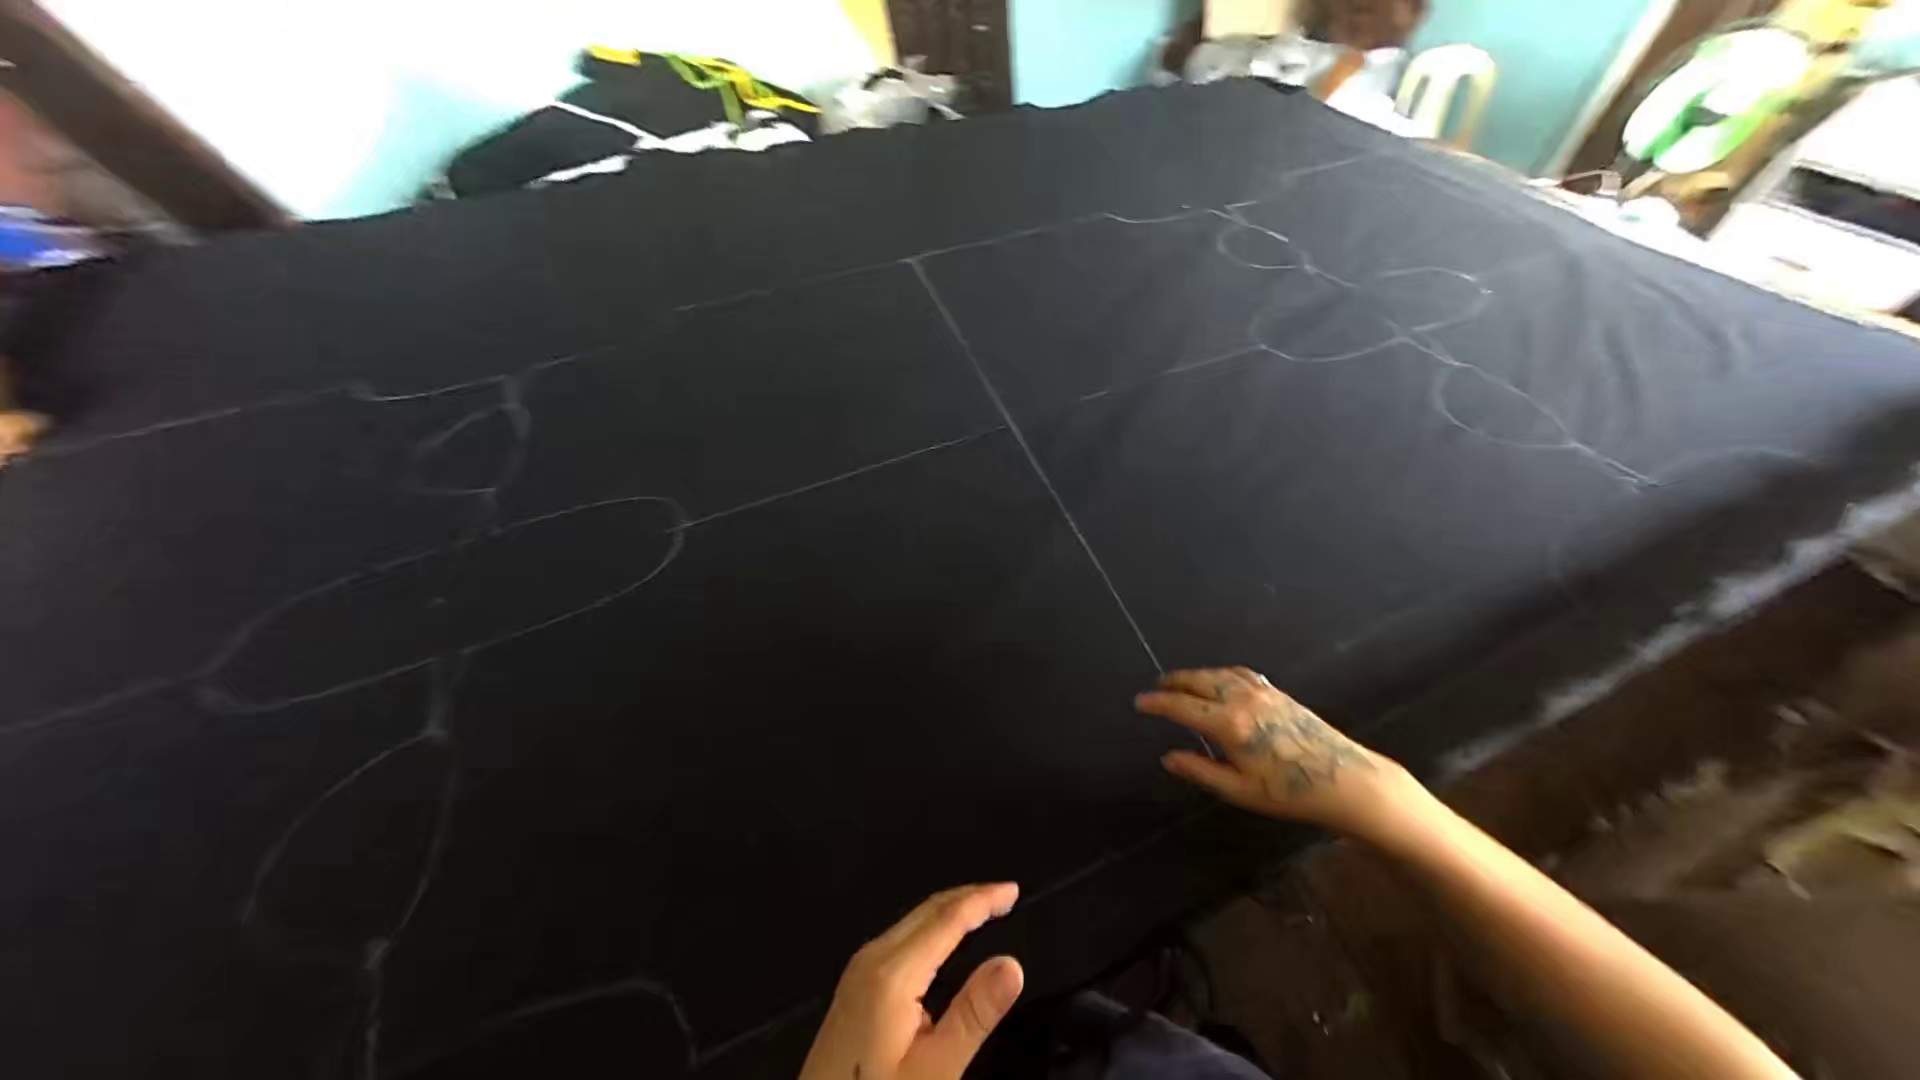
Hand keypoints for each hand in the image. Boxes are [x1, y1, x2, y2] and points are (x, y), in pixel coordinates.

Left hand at [798, 883, 1023, 1079]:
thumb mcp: (934, 1070)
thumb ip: (973, 1014)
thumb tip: (1012, 964)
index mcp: (893, 971)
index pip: (947, 918)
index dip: (983, 899)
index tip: (1013, 889)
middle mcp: (873, 957)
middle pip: (928, 909)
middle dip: (969, 896)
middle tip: (1005, 895)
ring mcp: (859, 968)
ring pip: (913, 920)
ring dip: (951, 910)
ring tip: (984, 910)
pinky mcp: (854, 984)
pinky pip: (901, 936)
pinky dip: (932, 926)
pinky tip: (945, 939)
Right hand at [1136, 667, 1415, 838]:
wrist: (1348, 782)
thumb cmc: (1291, 793)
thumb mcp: (1239, 791)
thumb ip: (1200, 770)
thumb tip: (1169, 758)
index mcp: (1229, 725)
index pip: (1181, 707)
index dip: (1156, 703)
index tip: (1139, 703)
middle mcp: (1242, 700)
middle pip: (1198, 681)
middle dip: (1173, 682)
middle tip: (1156, 687)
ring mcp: (1262, 692)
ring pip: (1218, 674)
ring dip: (1195, 675)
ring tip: (1181, 682)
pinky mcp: (1278, 693)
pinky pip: (1240, 674)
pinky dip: (1220, 673)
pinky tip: (1220, 680)